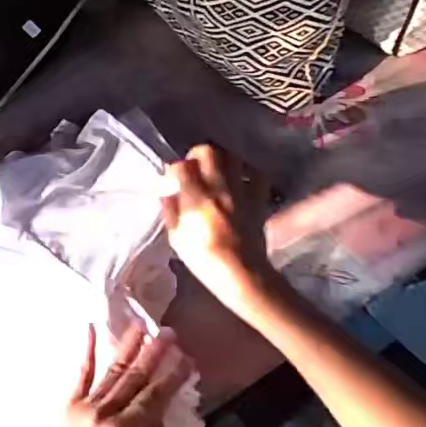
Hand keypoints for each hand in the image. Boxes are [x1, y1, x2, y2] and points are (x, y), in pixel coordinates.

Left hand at [40, 327, 192, 426]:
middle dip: (153, 354)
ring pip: (110, 372)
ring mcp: (81, 408)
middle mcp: (104, 415)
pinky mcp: (64, 408)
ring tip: (140, 327)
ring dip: (127, 348)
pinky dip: (86, 352)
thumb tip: (159, 410)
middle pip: (134, 378)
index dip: (172, 376)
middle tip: (168, 332)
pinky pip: (78, 375)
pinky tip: (91, 329)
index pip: (155, 397)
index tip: (186, 358)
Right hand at [159, 145, 285, 312]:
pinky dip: (249, 173)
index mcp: (195, 199)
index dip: (173, 170)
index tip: (172, 180)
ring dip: (222, 160)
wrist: (244, 276)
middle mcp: (219, 189)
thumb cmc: (204, 260)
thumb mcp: (176, 237)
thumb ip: (170, 209)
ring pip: (233, 157)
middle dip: (197, 155)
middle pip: (208, 151)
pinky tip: (241, 181)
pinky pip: (258, 175)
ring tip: (217, 172)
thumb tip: (166, 189)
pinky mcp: (259, 199)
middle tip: (195, 169)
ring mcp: (242, 192)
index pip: (180, 166)